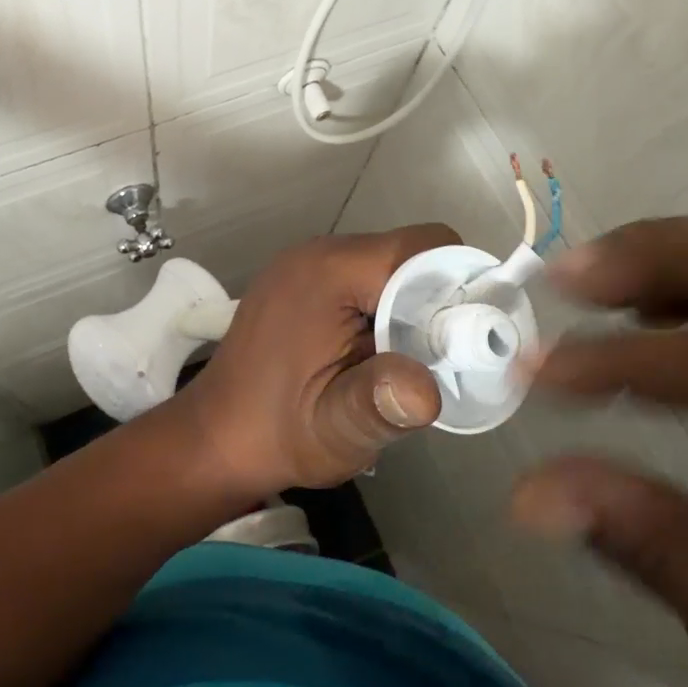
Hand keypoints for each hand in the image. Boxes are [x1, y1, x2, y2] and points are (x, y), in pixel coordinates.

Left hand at [177, 225, 456, 494]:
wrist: (216, 438)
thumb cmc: (277, 433)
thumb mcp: (337, 429)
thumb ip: (382, 403)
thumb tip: (427, 390)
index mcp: (329, 272)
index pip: (424, 248)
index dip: (460, 286)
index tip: (471, 336)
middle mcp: (318, 253)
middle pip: (409, 254)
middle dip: (438, 301)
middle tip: (442, 357)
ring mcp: (305, 264)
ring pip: (389, 267)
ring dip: (410, 308)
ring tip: (407, 360)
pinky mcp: (300, 282)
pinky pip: (363, 279)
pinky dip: (383, 308)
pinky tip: (375, 353)